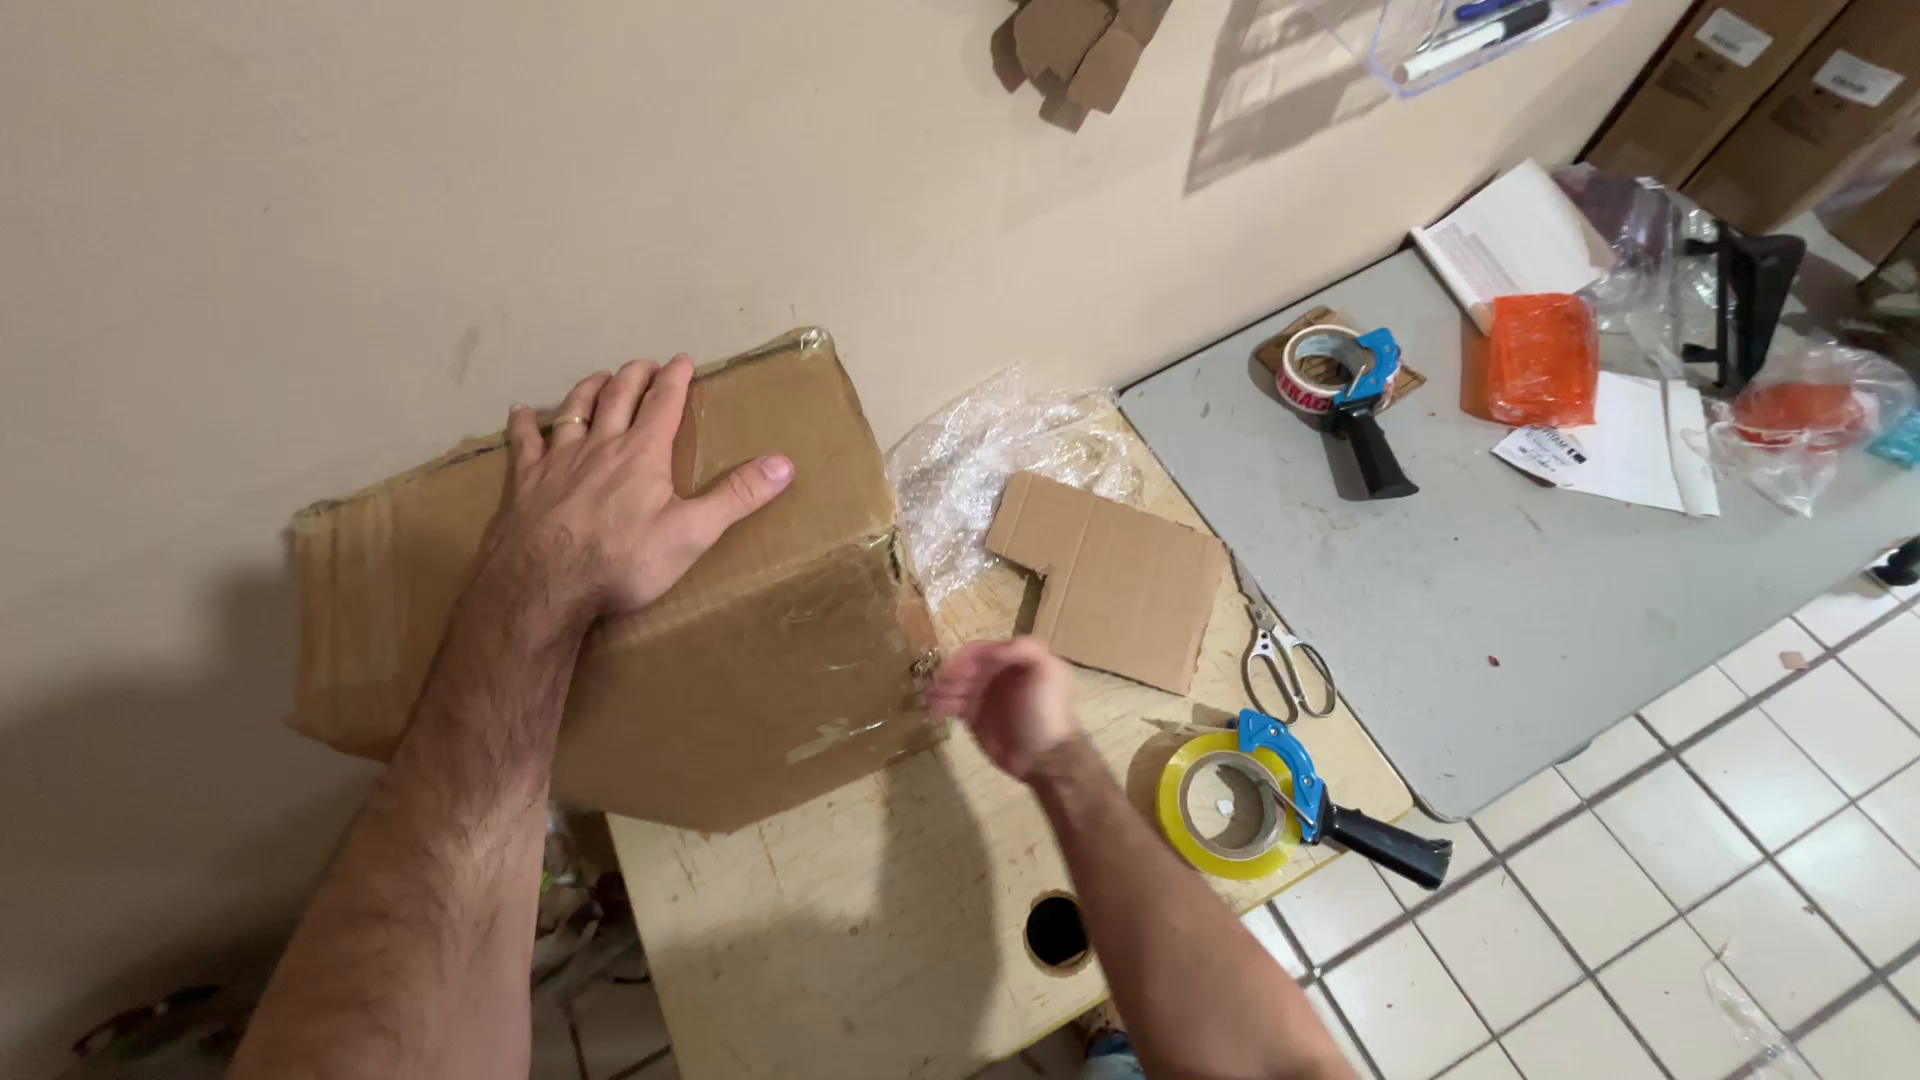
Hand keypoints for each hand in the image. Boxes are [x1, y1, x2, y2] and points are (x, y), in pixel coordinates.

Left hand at [483, 356, 793, 623]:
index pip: (663, 404)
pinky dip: (526, 423)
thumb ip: (737, 496)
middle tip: (645, 363)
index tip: (683, 359)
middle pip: (618, 398)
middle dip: (634, 376)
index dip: (675, 379)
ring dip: (588, 389)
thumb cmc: (625, 561)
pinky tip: (522, 412)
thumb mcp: (694, 532)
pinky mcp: (526, 483)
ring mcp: (558, 462)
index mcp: (642, 454)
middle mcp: (600, 446)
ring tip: (598, 376)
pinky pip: (525, 443)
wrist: (543, 586)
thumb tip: (784, 463)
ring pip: (574, 412)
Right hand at [927, 637, 1079, 782]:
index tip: (952, 672)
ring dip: (942, 688)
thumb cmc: (1046, 712)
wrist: (1045, 757)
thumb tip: (993, 648)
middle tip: (939, 686)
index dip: (965, 658)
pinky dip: (941, 704)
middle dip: (950, 674)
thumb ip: (1024, 648)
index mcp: (1015, 660)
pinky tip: (933, 708)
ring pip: (956, 684)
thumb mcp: (1047, 671)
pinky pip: (953, 704)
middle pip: (966, 666)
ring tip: (932, 699)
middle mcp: (998, 674)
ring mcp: (985, 695)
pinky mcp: (975, 716)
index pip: (983, 650)